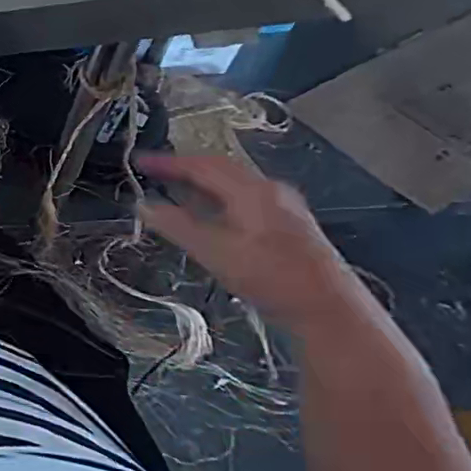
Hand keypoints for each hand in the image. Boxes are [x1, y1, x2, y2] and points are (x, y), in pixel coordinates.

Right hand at [135, 152, 365, 331]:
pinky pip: (245, 198)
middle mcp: (270, 190)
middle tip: (155, 171)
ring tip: (175, 189)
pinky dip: (219, 197)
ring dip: (202, 183)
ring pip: (234, 183)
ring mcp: (284, 206)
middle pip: (220, 168)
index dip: (167, 162)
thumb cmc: (270, 277)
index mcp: (251, 190)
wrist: (331, 311)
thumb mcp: (215, 252)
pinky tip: (210, 213)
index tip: (140, 160)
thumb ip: (177, 225)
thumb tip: (143, 205)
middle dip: (185, 168)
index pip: (201, 165)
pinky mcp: (290, 224)